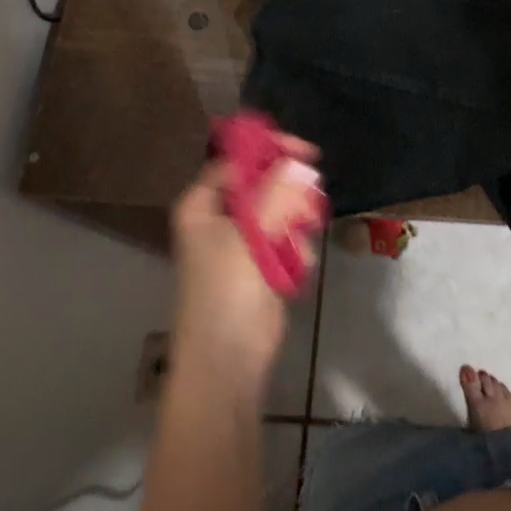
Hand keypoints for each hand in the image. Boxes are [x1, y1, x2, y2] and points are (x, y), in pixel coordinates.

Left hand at [169, 135, 320, 387]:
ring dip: (295, 226)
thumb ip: (275, 195)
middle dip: (290, 195)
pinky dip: (296, 251)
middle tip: (308, 207)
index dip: (271, 151)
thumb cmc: (227, 292)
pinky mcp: (263, 264)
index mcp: (202, 204)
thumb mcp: (248, 237)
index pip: (237, 160)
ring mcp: (242, 242)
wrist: (229, 358)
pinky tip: (295, 270)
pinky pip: (288, 239)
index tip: (307, 153)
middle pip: (264, 184)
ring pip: (281, 211)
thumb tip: (299, 163)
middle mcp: (220, 217)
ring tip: (295, 251)